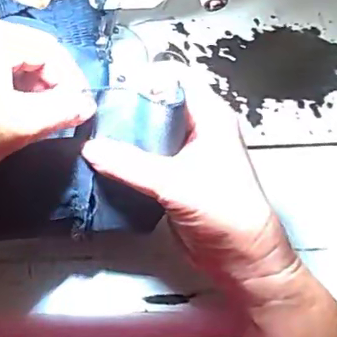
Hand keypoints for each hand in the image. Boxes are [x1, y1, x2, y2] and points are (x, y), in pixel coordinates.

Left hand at [0, 16, 97, 200]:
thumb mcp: (18, 124)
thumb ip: (60, 110)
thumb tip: (88, 104)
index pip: (51, 49)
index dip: (71, 82)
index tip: (82, 115)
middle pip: (32, 54)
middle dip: (52, 87)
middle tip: (61, 121)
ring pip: (14, 67)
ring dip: (32, 94)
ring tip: (38, 124)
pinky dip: (10, 95)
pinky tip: (12, 120)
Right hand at [82, 78, 313, 314]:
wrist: (241, 259)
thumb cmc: (233, 216)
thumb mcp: (175, 183)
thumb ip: (130, 165)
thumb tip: (94, 149)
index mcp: (210, 117)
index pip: (173, 80)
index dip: (142, 77)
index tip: (111, 82)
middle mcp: (197, 130)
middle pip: (154, 104)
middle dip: (125, 106)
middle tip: (95, 108)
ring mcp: (183, 154)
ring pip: (146, 132)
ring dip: (123, 134)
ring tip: (95, 131)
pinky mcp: (170, 176)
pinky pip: (141, 158)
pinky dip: (124, 158)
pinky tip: (105, 159)